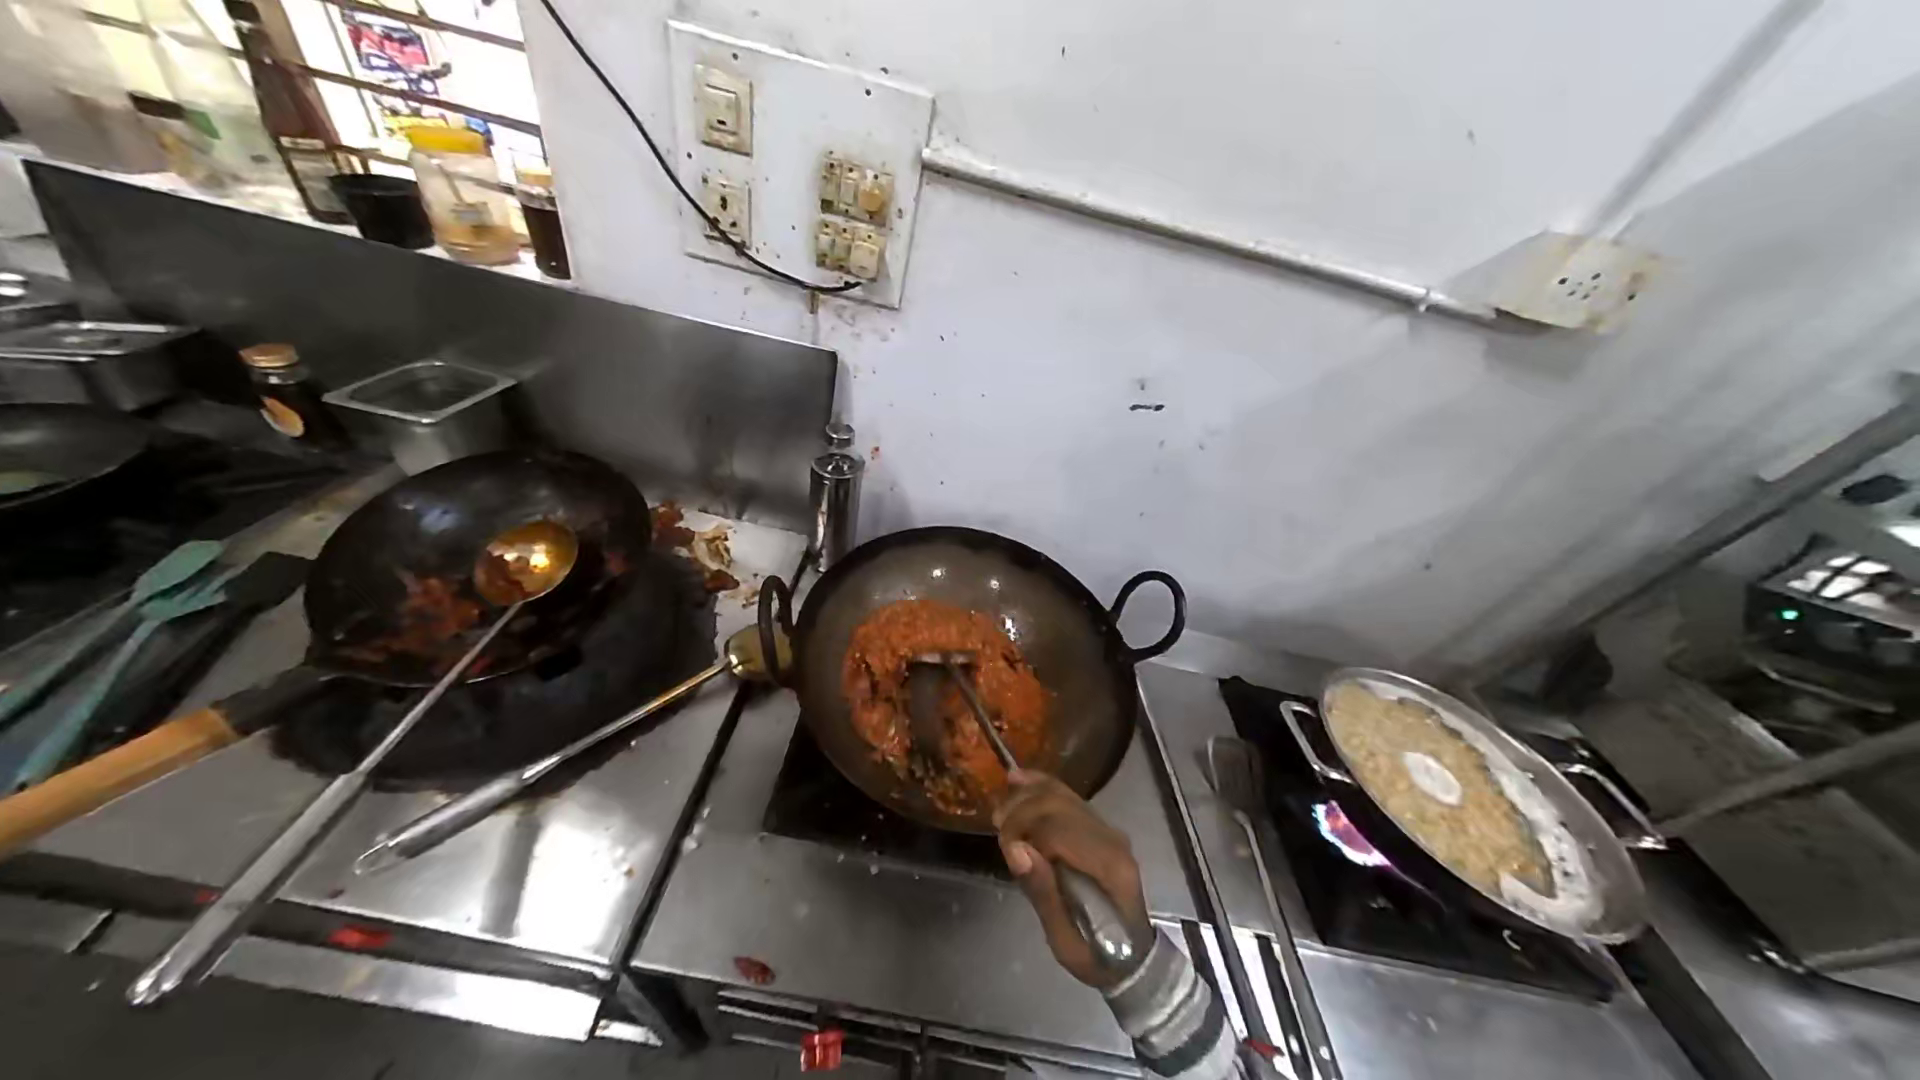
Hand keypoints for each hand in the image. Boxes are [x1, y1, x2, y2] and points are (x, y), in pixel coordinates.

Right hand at [994, 768, 1151, 987]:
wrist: (1134, 959)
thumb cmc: (1099, 958)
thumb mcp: (1067, 944)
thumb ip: (1044, 896)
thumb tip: (1017, 851)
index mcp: (1109, 868)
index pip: (1059, 828)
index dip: (1024, 829)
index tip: (1004, 848)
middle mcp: (1112, 839)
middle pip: (1059, 805)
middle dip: (1022, 810)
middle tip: (997, 825)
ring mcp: (1108, 829)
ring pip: (1063, 796)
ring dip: (1027, 796)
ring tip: (1002, 809)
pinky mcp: (1100, 827)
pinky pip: (1069, 797)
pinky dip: (1042, 786)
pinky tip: (1020, 779)